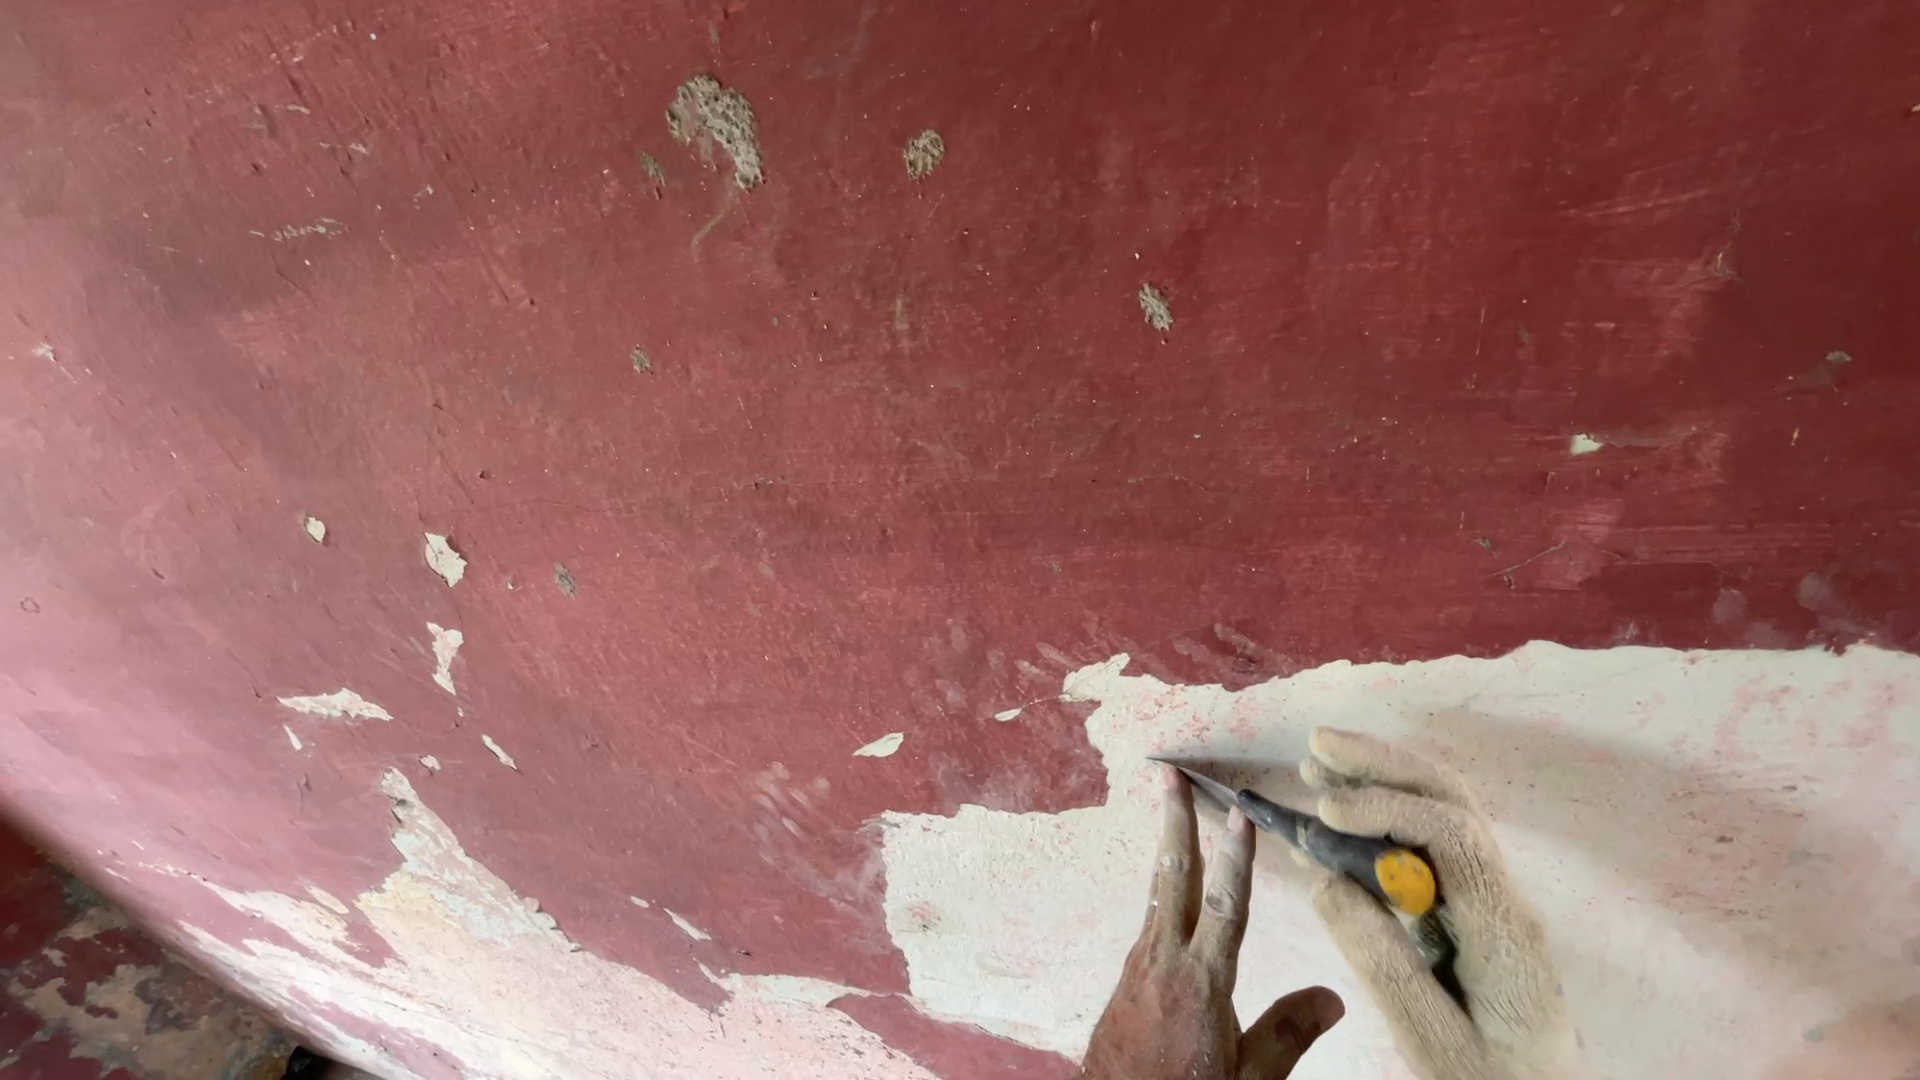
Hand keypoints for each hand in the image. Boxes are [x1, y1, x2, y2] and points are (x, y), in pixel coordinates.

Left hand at [1080, 765, 1343, 1079]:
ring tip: (1169, 804)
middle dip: (1175, 820)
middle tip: (1167, 774)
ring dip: (1168, 843)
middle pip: (1175, 875)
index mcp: (1202, 980)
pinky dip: (1164, 881)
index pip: (1225, 906)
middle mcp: (1165, 956)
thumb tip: (1332, 996)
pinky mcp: (1130, 968)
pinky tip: (1172, 874)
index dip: (1237, 859)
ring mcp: (1142, 958)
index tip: (1240, 814)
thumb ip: (1287, 1034)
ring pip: (1160, 888)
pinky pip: (1152, 913)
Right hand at [1300, 728, 1581, 1079]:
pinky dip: (1374, 807)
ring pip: (1437, 805)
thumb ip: (1382, 963)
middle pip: (1449, 799)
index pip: (1453, 835)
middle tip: (1317, 746)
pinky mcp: (1463, 898)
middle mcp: (1500, 894)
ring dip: (1376, 775)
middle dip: (1381, 763)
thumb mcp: (1434, 1044)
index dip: (1386, 808)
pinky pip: (1420, 834)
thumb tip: (1326, 878)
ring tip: (1316, 764)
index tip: (1326, 814)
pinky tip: (1331, 811)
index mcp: (1503, 931)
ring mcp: (1484, 891)